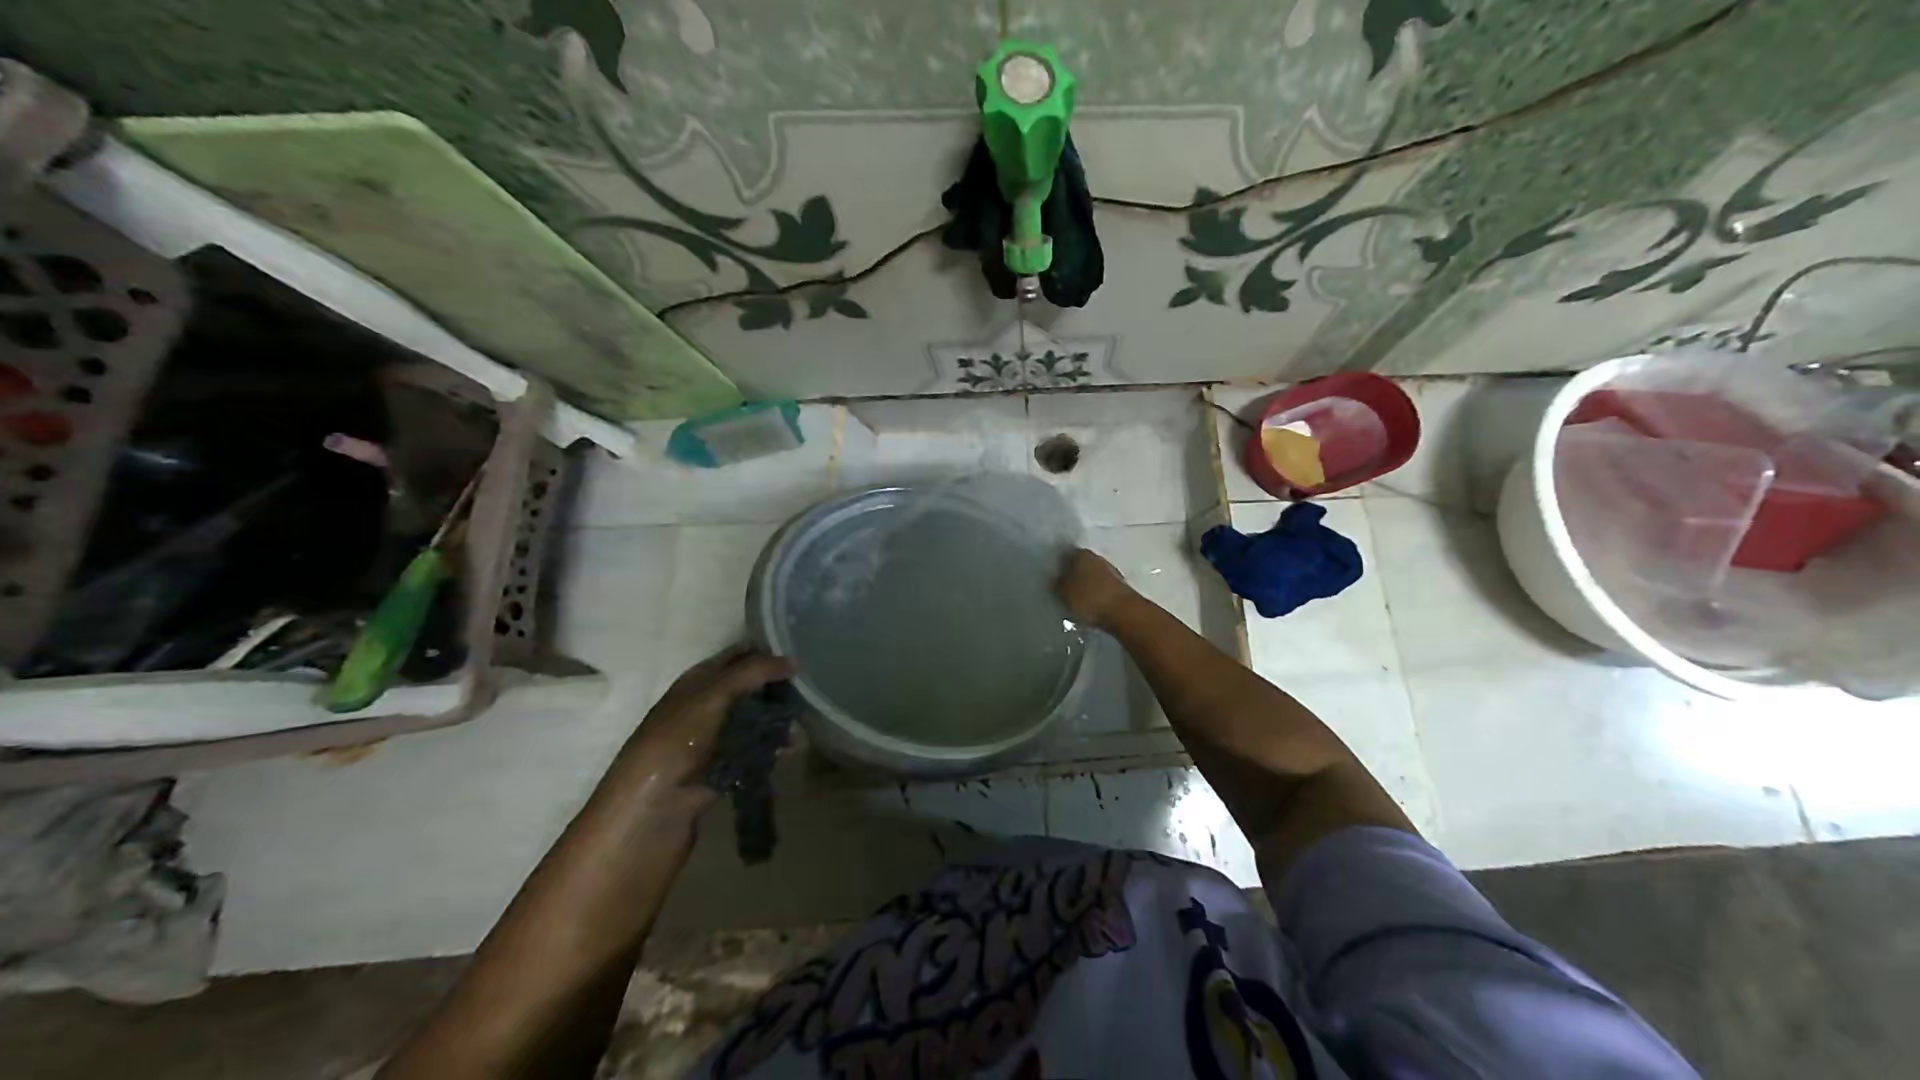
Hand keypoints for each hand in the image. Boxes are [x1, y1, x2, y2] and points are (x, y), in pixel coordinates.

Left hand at [606, 645, 795, 811]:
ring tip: (804, 723)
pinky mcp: (725, 768)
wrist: (652, 808)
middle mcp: (707, 705)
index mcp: (698, 681)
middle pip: (750, 688)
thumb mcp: (713, 695)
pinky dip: (773, 749)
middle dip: (777, 688)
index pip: (737, 656)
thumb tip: (794, 661)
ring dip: (778, 721)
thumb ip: (754, 672)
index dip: (765, 652)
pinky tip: (792, 750)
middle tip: (809, 689)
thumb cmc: (678, 740)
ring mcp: (716, 739)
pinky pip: (756, 751)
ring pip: (755, 721)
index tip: (799, 654)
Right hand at [1054, 548, 1135, 630]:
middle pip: (1080, 564)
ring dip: (1085, 584)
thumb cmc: (1089, 599)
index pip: (1065, 555)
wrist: (1123, 613)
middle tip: (1063, 589)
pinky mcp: (1120, 586)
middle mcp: (1097, 558)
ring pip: (1092, 575)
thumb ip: (1056, 584)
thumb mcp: (1064, 593)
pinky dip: (1095, 593)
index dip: (1058, 566)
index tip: (1053, 578)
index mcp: (1082, 554)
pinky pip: (1101, 587)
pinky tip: (1090, 604)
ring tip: (1076, 599)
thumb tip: (1055, 580)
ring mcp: (1111, 571)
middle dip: (1072, 575)